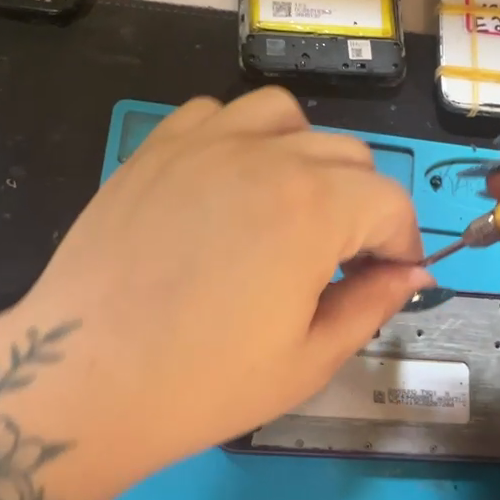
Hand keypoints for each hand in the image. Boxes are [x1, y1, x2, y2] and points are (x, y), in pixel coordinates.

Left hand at [0, 88, 431, 474]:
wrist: (87, 380)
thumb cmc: (204, 385)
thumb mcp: (309, 361)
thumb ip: (371, 305)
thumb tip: (411, 272)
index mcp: (315, 209)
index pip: (390, 202)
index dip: (401, 243)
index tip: (386, 280)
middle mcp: (266, 157)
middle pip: (347, 156)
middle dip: (362, 207)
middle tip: (340, 263)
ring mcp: (204, 144)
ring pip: (285, 119)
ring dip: (307, 158)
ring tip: (291, 210)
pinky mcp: (155, 150)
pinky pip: (217, 115)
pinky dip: (242, 139)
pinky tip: (231, 189)